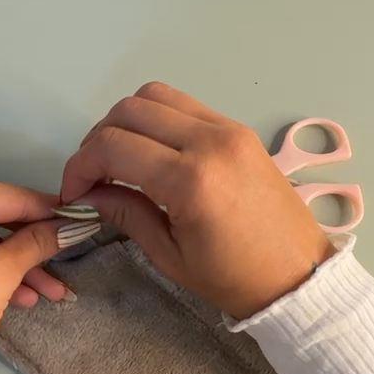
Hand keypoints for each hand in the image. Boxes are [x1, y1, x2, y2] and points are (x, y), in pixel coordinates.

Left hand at [0, 179, 69, 350]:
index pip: (7, 197)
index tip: (78, 219)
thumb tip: (69, 227)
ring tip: (50, 292)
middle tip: (66, 258)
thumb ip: (37, 242)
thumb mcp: (2, 273)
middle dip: (31, 247)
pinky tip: (21, 296)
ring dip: (13, 265)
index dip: (47, 211)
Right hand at [60, 83, 333, 319]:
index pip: (112, 147)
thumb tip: (85, 194)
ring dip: (125, 122)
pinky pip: (183, 106)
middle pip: (129, 110)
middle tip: (93, 176)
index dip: (80, 166)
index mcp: (190, 179)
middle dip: (97, 140)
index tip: (74, 194)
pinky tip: (151, 154)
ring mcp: (227, 128)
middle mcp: (209, 140)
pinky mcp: (238, 129)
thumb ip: (123, 212)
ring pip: (155, 96)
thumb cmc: (232, 278)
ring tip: (119, 160)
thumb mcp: (168, 254)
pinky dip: (155, 120)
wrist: (299, 276)